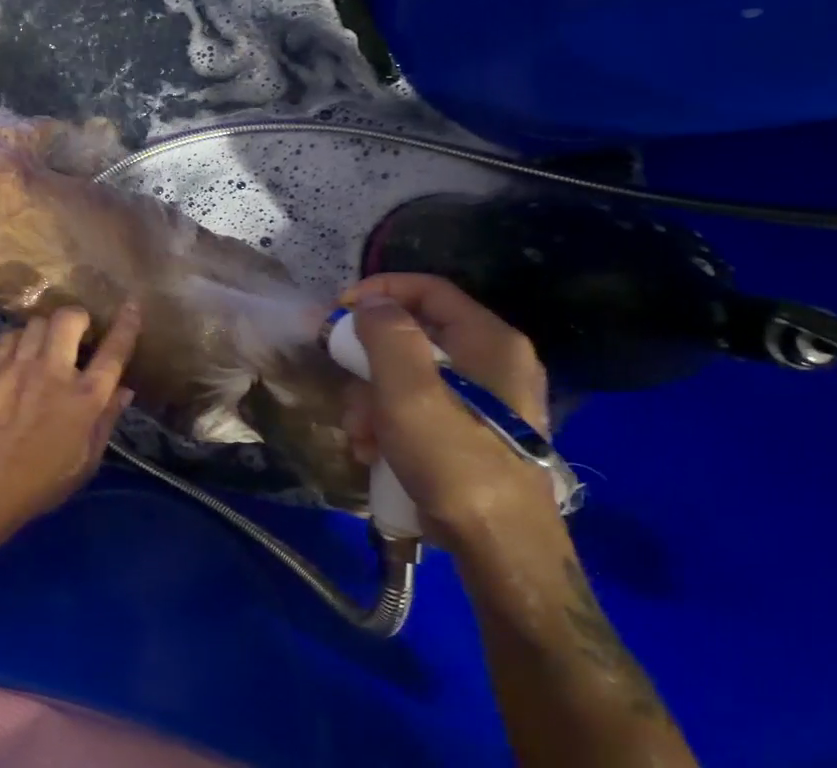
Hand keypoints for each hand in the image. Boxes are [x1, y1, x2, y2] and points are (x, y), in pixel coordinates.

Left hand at [0, 303, 141, 530]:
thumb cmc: (44, 480)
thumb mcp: (87, 459)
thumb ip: (106, 419)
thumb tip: (123, 389)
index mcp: (85, 398)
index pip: (113, 352)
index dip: (126, 326)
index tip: (131, 307)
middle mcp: (54, 372)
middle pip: (69, 319)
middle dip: (78, 318)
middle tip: (78, 332)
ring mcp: (19, 367)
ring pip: (37, 323)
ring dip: (47, 329)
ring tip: (46, 344)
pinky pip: (8, 336)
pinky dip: (19, 339)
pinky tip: (20, 354)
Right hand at [339, 274, 558, 547]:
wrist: (501, 547)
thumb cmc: (454, 462)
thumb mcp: (408, 393)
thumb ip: (387, 337)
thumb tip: (371, 304)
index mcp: (489, 342)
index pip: (428, 289)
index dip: (378, 291)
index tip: (336, 313)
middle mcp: (494, 362)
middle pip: (413, 336)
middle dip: (367, 363)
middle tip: (345, 390)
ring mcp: (488, 400)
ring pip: (409, 376)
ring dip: (371, 401)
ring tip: (359, 436)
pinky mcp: (476, 433)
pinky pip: (421, 408)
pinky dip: (390, 424)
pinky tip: (373, 452)